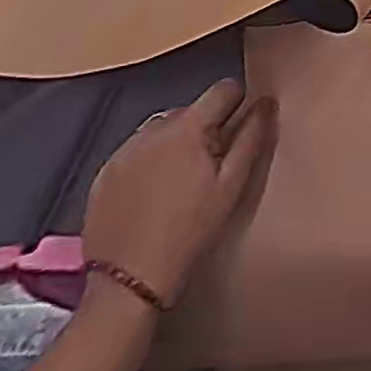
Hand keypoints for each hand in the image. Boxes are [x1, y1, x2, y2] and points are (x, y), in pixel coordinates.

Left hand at [82, 79, 276, 303]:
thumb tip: (266, 102)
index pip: (222, 89)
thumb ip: (251, 138)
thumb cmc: (191, 231)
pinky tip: (153, 192)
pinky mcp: (103, 172)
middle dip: (206, 127)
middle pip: (192, 109)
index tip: (240, 130)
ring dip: (177, 141)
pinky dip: (150, 160)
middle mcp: (153, 128)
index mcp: (188, 127)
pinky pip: (137, 150)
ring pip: (163, 128)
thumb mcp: (231, 186)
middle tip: (212, 165)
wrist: (128, 281)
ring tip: (181, 179)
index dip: (238, 104)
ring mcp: (124, 149)